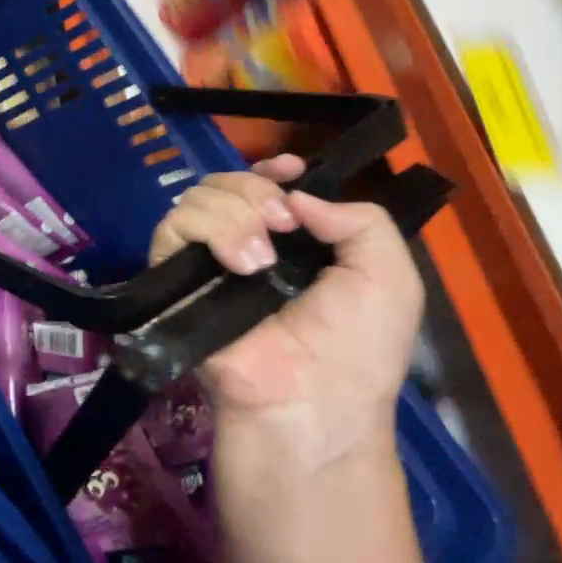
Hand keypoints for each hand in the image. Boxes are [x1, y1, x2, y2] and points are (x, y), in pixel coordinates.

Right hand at [149, 155, 422, 451]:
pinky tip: (238, 263)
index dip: (270, 169)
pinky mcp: (170, 268)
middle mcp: (245, 240)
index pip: (265, 185)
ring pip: (198, 197)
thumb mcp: (391, 281)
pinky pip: (172, 225)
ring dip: (234, 215)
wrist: (307, 393)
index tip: (286, 169)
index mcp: (293, 240)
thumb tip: (296, 194)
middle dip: (255, 189)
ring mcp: (204, 254)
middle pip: (227, 181)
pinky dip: (208, 231)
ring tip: (260, 260)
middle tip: (282, 223)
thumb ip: (363, 223)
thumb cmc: (356, 346)